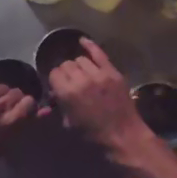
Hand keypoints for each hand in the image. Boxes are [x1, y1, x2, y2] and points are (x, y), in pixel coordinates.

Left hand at [0, 80, 41, 170]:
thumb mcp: (13, 139)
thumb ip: (31, 122)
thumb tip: (47, 109)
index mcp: (11, 121)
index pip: (29, 101)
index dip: (27, 105)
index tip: (23, 110)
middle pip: (16, 92)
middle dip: (14, 100)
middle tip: (7, 109)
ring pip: (2, 86)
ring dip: (1, 94)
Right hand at [47, 38, 155, 153]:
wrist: (123, 136)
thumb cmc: (93, 135)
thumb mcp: (68, 124)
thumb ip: (59, 105)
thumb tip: (54, 94)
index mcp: (68, 93)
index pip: (54, 74)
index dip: (54, 80)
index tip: (57, 86)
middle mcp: (81, 79)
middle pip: (66, 64)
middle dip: (64, 72)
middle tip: (69, 81)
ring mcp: (99, 74)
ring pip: (80, 59)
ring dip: (77, 65)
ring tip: (80, 74)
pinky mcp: (113, 72)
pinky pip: (99, 53)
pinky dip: (90, 46)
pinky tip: (83, 41)